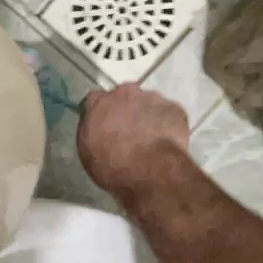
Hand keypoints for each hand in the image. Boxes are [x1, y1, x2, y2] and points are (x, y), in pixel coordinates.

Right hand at [76, 83, 190, 198]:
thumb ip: (90, 132)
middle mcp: (124, 92)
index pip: (94, 100)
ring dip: (146, 116)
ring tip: (149, 139)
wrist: (150, 170)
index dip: (100, 113)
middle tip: (127, 132)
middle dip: (125, 110)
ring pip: (148, 103)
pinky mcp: (175, 108)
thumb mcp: (87, 152)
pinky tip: (165, 141)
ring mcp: (152, 98)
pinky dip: (166, 124)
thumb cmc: (111, 165)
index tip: (102, 127)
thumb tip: (96, 127)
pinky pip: (168, 114)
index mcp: (98, 102)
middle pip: (123, 96)